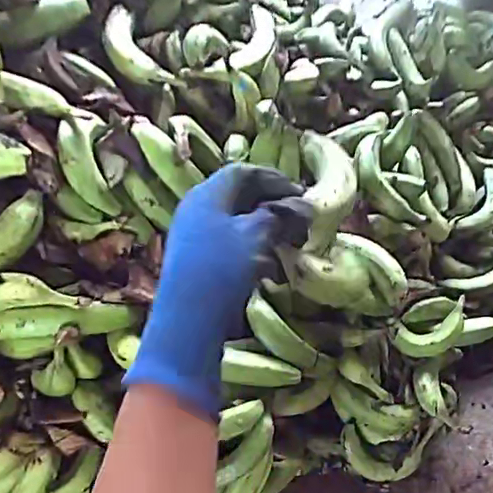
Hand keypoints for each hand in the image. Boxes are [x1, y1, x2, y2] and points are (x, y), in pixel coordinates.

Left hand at [125, 164, 310, 416]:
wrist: (189, 320)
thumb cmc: (222, 268)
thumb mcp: (257, 235)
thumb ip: (280, 216)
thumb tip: (303, 206)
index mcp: (208, 195)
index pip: (244, 173)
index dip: (276, 181)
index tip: (303, 195)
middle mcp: (198, 210)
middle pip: (240, 198)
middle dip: (273, 208)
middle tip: (300, 222)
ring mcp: (195, 238)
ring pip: (238, 225)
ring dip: (267, 232)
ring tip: (291, 247)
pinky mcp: (199, 264)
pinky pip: (232, 247)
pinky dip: (256, 252)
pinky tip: (272, 272)